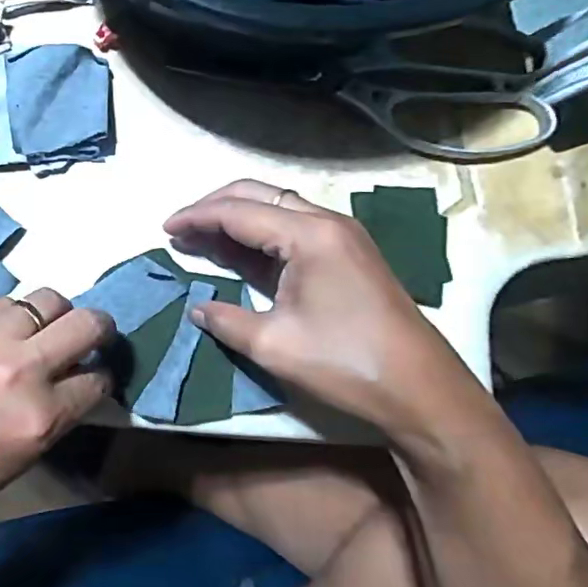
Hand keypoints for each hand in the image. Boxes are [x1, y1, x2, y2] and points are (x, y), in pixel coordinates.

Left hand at [0, 289, 112, 545]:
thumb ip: (61, 412)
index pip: (98, 380)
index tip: (95, 378)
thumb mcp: (28, 455)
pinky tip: (11, 331)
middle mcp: (24, 368)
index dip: (102, 379)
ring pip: (50, 298)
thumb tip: (83, 378)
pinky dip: (20, 314)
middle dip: (100, 330)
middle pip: (88, 323)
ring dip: (58, 314)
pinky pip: (11, 301)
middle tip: (93, 338)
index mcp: (41, 415)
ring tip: (48, 329)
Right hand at [164, 180, 485, 435]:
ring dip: (238, 221)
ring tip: (201, 240)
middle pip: (260, 197)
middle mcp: (327, 222)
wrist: (422, 390)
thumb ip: (227, 320)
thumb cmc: (347, 364)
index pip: (239, 212)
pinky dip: (262, 237)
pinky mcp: (349, 255)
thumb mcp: (274, 346)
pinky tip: (240, 254)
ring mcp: (342, 236)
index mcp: (309, 235)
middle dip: (215, 208)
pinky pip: (295, 230)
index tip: (165, 229)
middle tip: (182, 229)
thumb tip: (197, 309)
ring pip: (278, 210)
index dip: (197, 217)